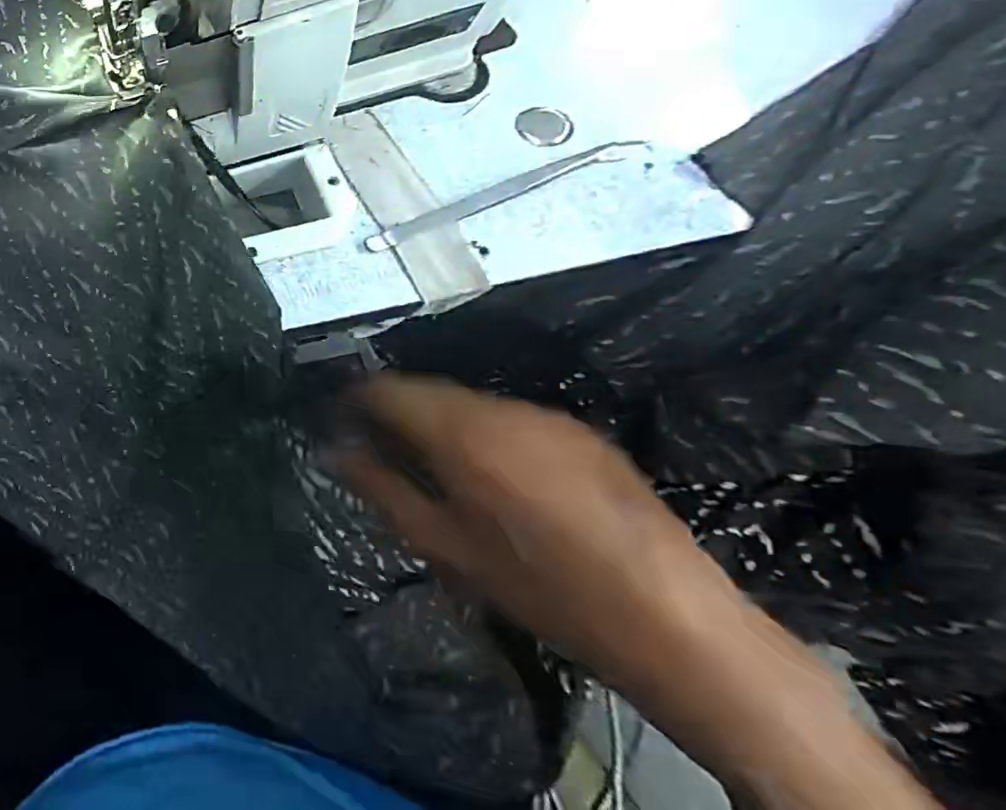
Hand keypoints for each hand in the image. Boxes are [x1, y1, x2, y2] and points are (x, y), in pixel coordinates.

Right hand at [337, 375, 940, 809]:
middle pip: (430, 391)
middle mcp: (503, 408)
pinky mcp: (581, 432)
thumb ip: (382, 489)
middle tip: (380, 448)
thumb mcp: (445, 547)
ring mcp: (547, 416)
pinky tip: (494, 477)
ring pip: (471, 403)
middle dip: (398, 411)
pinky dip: (484, 432)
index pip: (389, 388)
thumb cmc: (540, 588)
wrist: (670, 616)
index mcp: (462, 432)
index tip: (339, 418)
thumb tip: (334, 450)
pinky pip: (511, 418)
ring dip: (442, 422)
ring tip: (435, 467)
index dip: (357, 397)